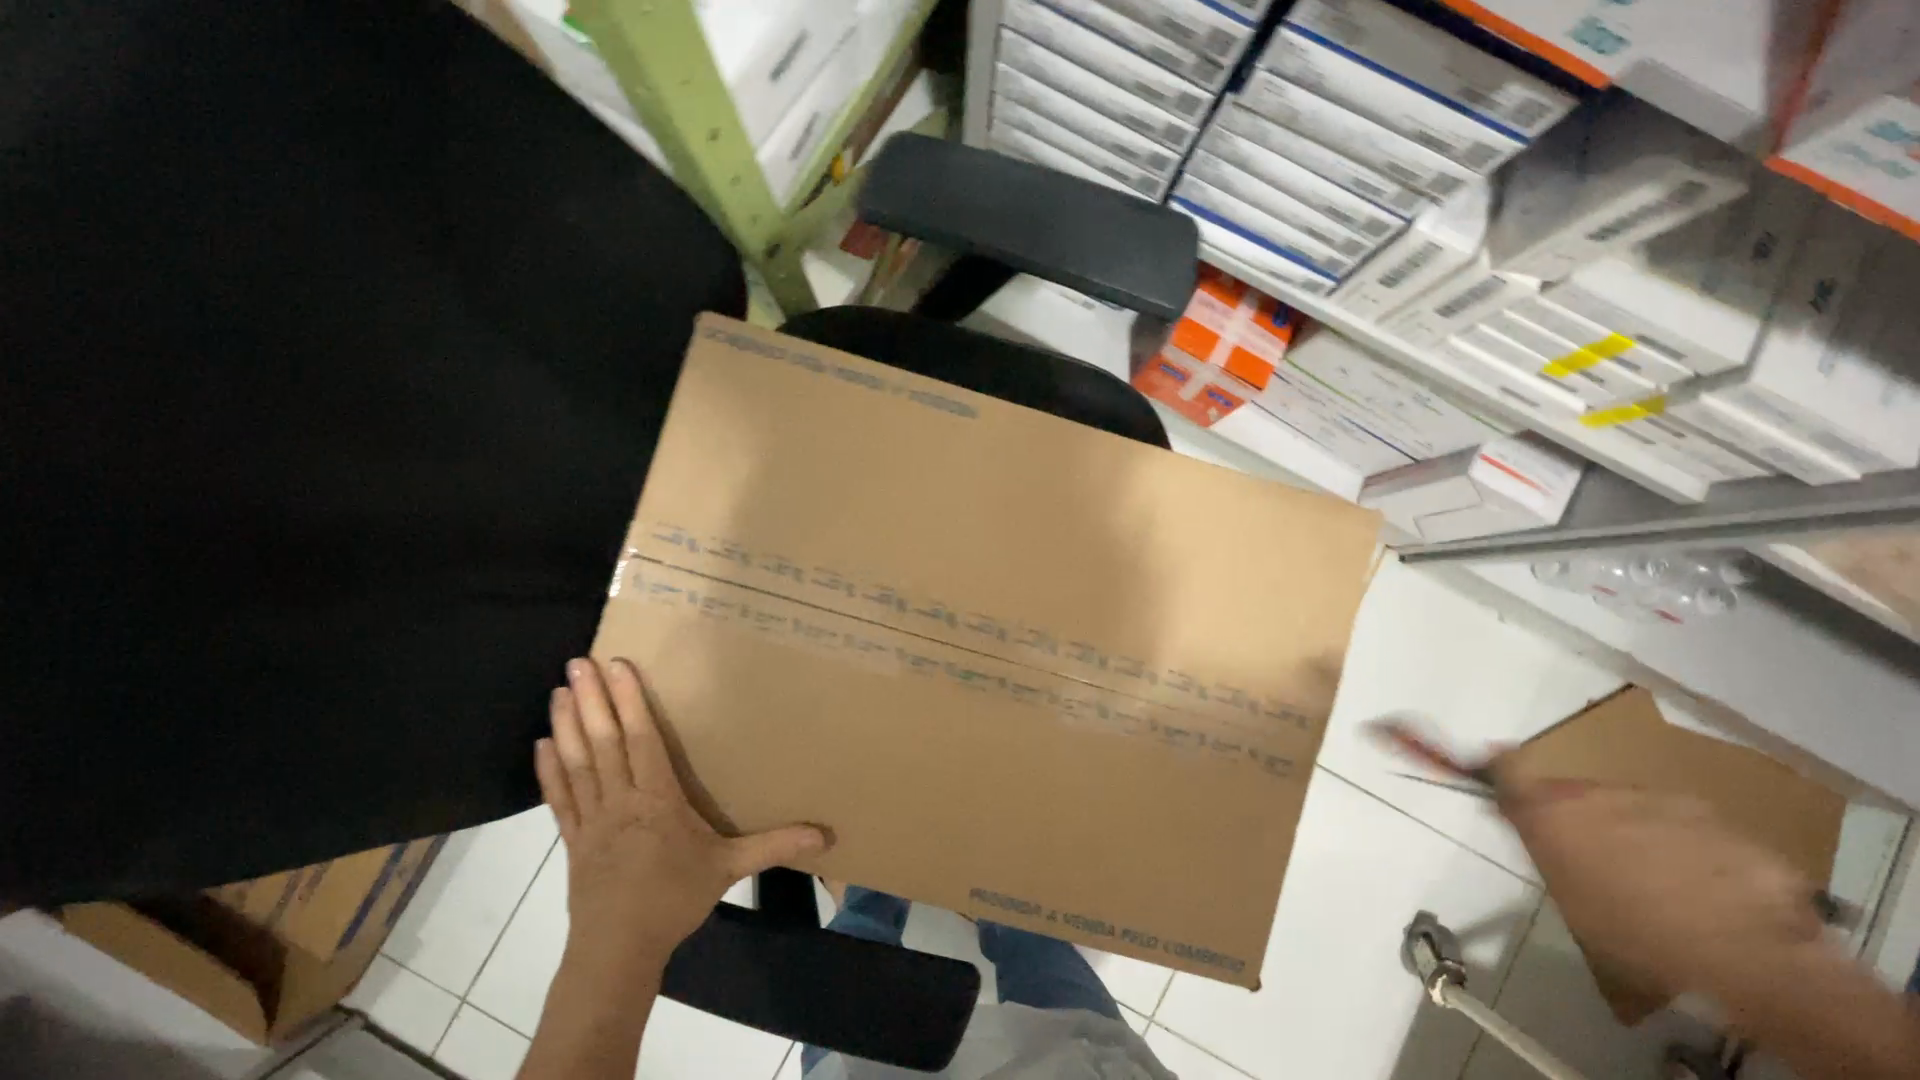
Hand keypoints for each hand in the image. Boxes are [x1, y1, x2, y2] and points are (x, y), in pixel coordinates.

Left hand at [535, 657, 830, 971]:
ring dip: (567, 724)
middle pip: (604, 742)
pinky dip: (549, 769)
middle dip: (592, 700)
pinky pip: (560, 797)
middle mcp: (621, 800)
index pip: (642, 740)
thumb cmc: (675, 900)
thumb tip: (825, 835)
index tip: (616, 667)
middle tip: (577, 661)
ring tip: (559, 690)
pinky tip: (541, 744)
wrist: (618, 949)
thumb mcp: (730, 869)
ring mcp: (591, 819)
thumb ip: (774, 846)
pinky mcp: (572, 838)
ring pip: (577, 762)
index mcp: (658, 800)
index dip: (630, 701)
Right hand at [1498, 776, 1825, 1004]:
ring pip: (1638, 809)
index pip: (1509, 769)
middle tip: (1591, 858)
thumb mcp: (1571, 903)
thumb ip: (1551, 856)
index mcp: (1556, 812)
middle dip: (1581, 817)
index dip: (1498, 766)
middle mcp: (1606, 793)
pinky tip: (1706, 891)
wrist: (1749, 954)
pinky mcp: (1726, 822)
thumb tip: (1537, 832)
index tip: (1488, 764)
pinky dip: (1690, 851)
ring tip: (1656, 881)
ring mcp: (1670, 802)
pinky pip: (1693, 830)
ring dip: (1637, 832)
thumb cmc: (1636, 937)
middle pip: (1580, 794)